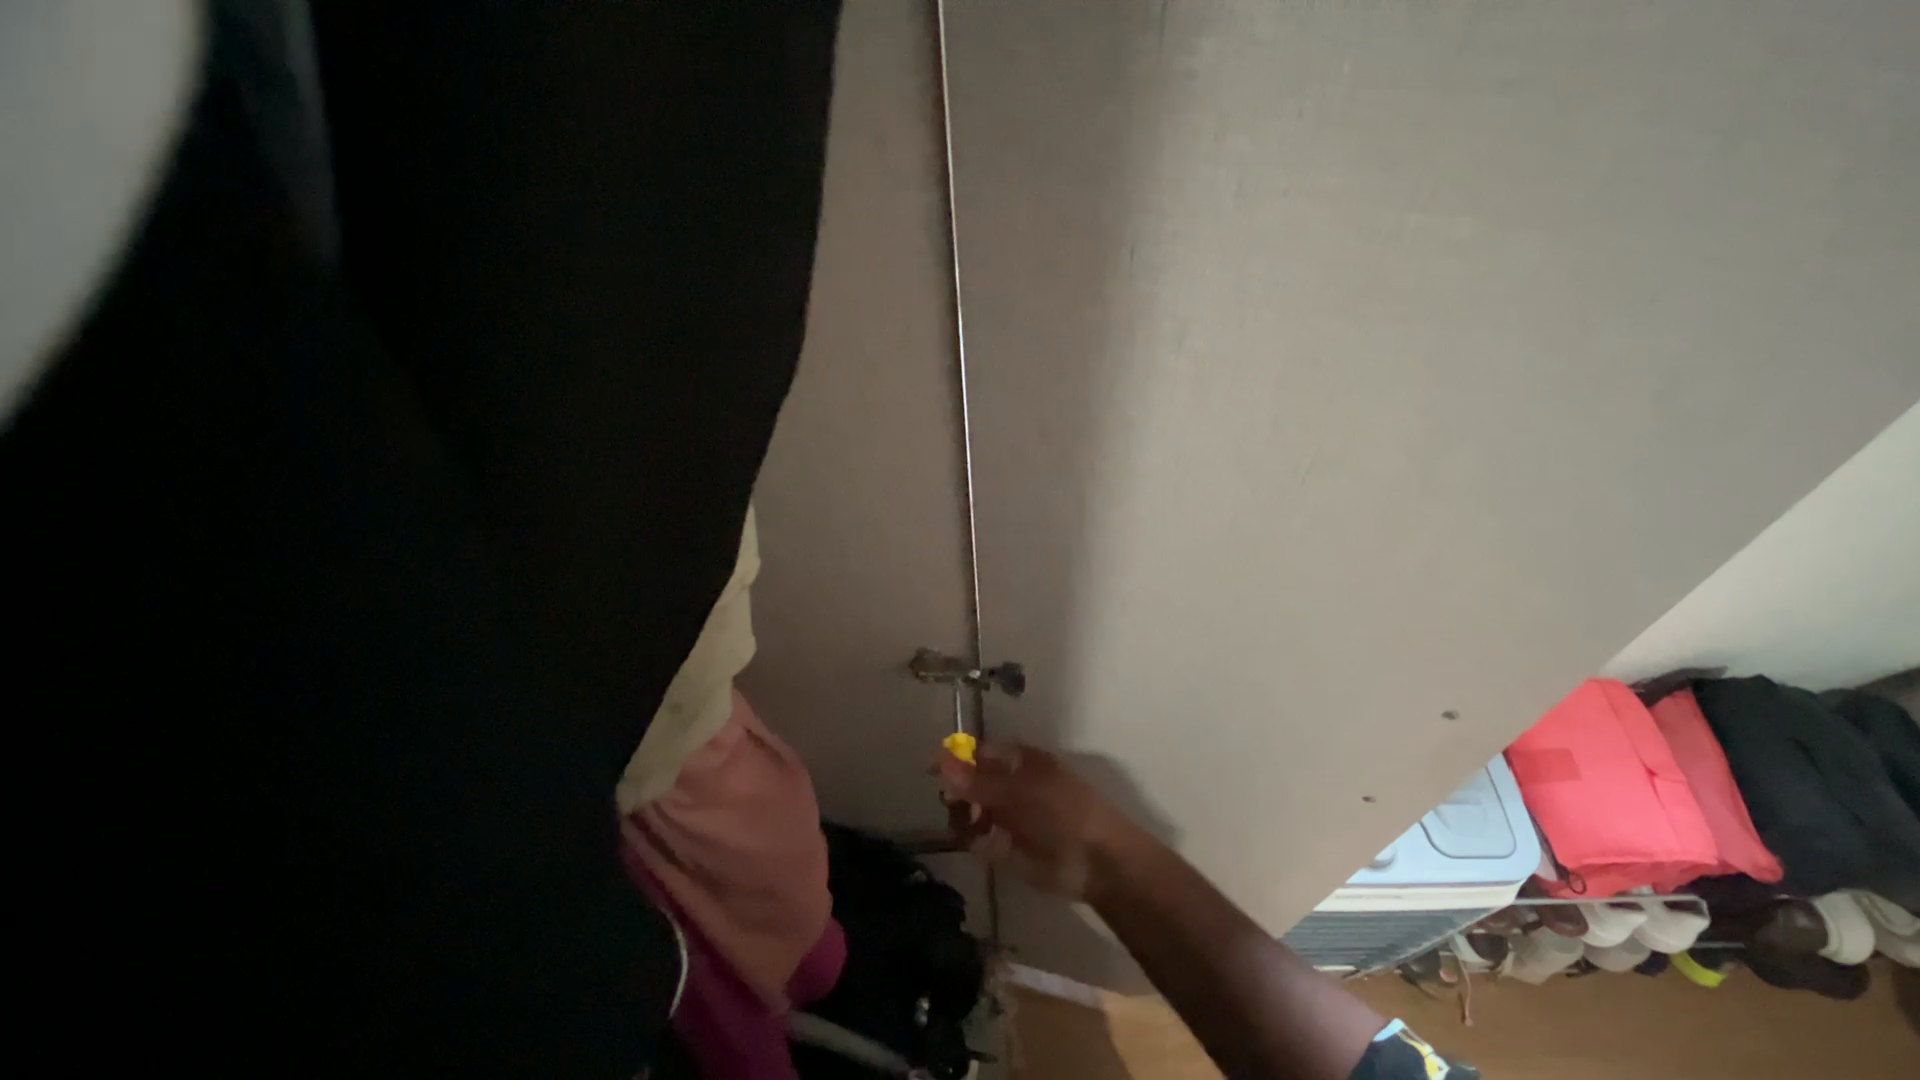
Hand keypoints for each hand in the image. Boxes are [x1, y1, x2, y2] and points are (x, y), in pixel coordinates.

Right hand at [936, 741, 1139, 900]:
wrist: (1098, 862)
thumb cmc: (1067, 812)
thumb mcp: (1025, 789)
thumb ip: (982, 780)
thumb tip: (941, 762)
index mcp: (1021, 762)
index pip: (980, 752)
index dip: (957, 757)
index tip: (932, 768)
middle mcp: (1010, 787)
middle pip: (969, 781)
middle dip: (957, 789)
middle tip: (952, 800)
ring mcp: (1006, 818)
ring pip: (968, 810)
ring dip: (962, 815)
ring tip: (969, 823)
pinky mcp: (1003, 849)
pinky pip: (976, 839)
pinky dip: (972, 839)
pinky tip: (980, 841)